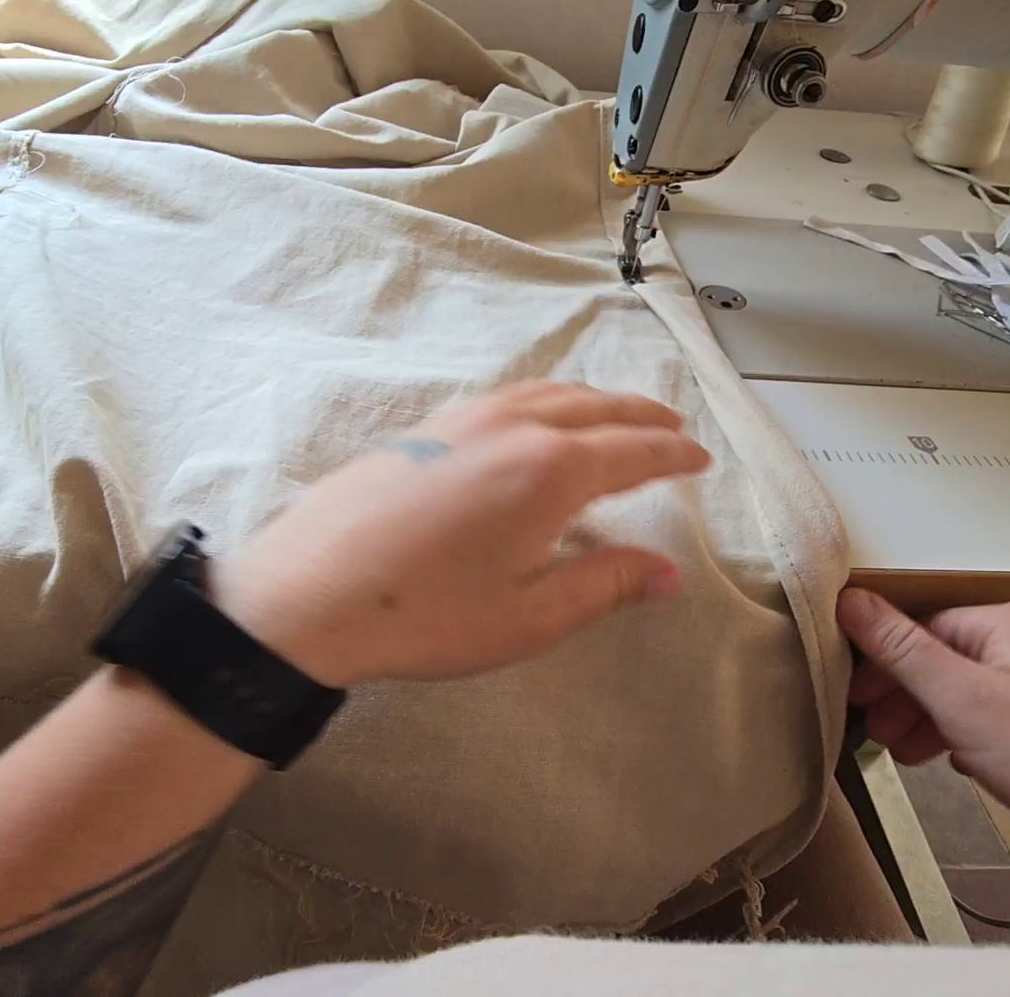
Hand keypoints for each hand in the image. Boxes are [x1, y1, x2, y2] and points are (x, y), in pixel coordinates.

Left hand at [211, 382, 710, 686]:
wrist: (308, 591)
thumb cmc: (426, 613)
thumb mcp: (528, 616)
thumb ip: (605, 584)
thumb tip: (670, 573)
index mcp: (550, 470)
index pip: (634, 452)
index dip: (674, 454)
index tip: (701, 458)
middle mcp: (513, 427)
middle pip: (597, 408)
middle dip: (643, 417)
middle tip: (674, 427)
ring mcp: (464, 419)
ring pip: (549, 393)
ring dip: (595, 401)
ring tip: (617, 417)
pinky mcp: (426, 426)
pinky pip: (506, 397)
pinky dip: (545, 399)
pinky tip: (537, 419)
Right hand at [837, 590, 1009, 863]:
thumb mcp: (962, 701)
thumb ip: (899, 648)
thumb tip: (846, 596)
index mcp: (1008, 621)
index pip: (920, 629)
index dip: (883, 667)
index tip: (857, 705)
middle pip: (949, 657)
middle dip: (908, 697)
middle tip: (880, 739)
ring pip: (980, 688)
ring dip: (938, 719)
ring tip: (913, 756)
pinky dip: (979, 732)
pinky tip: (968, 761)